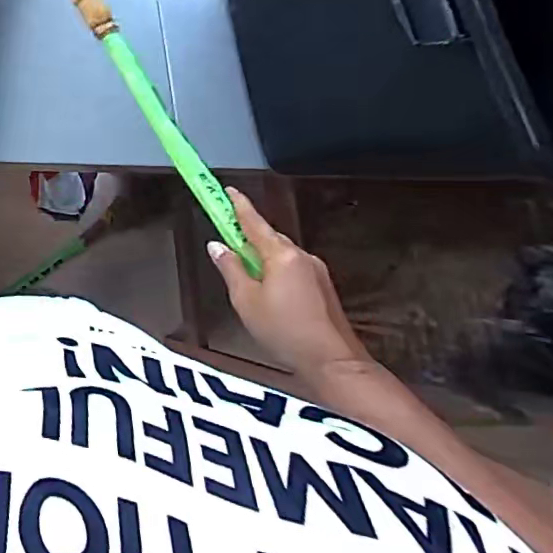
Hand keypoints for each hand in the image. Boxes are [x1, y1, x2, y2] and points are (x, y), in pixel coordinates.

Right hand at [207, 187, 371, 377]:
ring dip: (261, 257)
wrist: (334, 363)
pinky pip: (291, 269)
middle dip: (247, 236)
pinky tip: (267, 291)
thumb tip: (217, 246)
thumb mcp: (245, 300)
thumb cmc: (284, 330)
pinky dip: (275, 271)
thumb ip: (230, 269)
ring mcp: (316, 272)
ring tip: (245, 278)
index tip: (226, 190)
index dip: (238, 205)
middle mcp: (301, 257)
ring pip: (280, 255)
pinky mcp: (322, 288)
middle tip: (226, 242)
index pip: (253, 222)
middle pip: (268, 237)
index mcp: (281, 255)